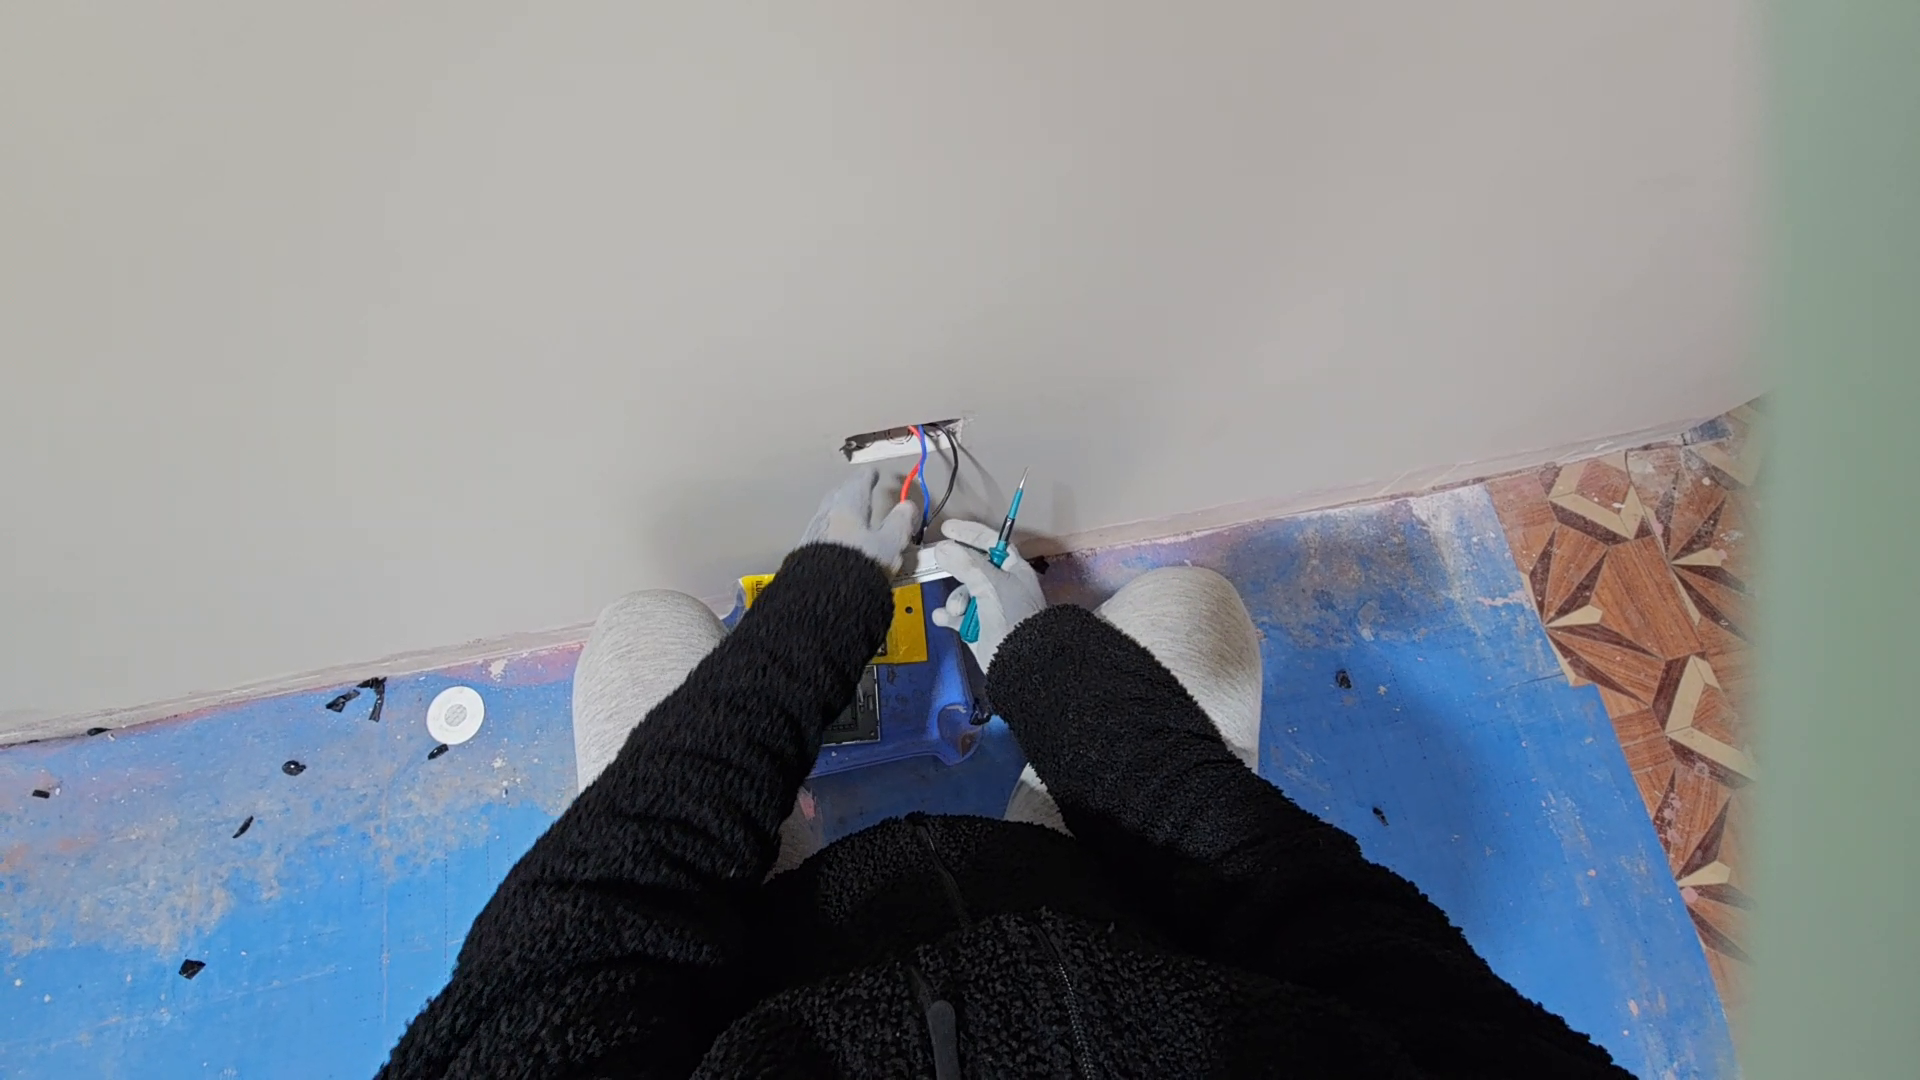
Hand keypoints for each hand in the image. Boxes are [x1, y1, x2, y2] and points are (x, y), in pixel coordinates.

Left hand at [800, 467, 917, 574]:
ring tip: (853, 516)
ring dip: (842, 510)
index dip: (870, 476)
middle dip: (853, 490)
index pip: (860, 481)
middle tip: (863, 490)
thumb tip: (907, 506)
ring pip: (830, 512)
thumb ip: (900, 524)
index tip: (875, 474)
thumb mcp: (890, 544)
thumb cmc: (860, 563)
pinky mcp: (805, 550)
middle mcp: (827, 512)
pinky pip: (823, 530)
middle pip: (841, 494)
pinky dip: (834, 528)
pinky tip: (839, 539)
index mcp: (848, 504)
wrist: (821, 596)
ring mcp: (813, 531)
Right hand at [930, 519, 1046, 670]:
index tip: (948, 528)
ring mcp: (990, 607)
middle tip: (938, 562)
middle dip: (957, 570)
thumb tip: (943, 548)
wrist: (1019, 663)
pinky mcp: (978, 627)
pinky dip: (949, 616)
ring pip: (963, 593)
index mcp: (1013, 570)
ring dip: (955, 600)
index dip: (970, 533)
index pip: (991, 542)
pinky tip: (943, 618)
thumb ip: (966, 564)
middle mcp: (1002, 585)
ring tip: (957, 610)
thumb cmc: (1011, 617)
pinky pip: (958, 616)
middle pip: (972, 567)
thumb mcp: (990, 585)